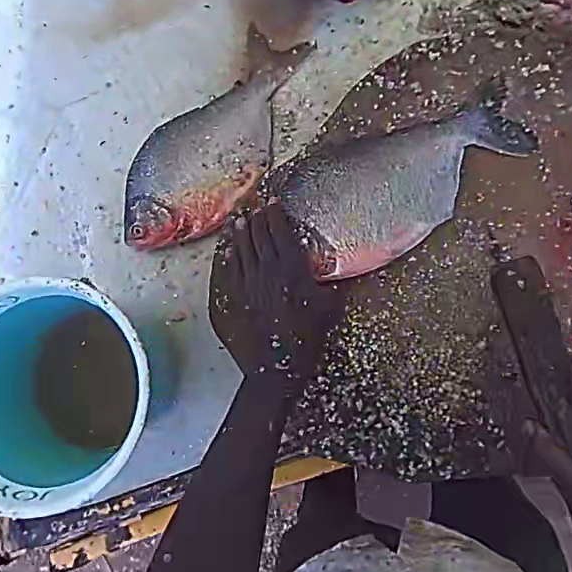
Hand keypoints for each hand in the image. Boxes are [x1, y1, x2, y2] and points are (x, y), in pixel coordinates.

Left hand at [220, 202, 341, 384]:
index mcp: (291, 268)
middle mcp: (266, 270)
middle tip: (257, 207)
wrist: (277, 368)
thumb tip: (345, 270)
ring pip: (240, 248)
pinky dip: (227, 253)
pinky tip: (228, 247)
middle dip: (257, 218)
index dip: (275, 214)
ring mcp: (245, 283)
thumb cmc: (307, 338)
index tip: (273, 203)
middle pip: (258, 235)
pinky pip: (227, 268)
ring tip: (240, 219)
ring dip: (240, 231)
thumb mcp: (330, 307)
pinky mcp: (231, 297)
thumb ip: (335, 283)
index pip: (280, 232)